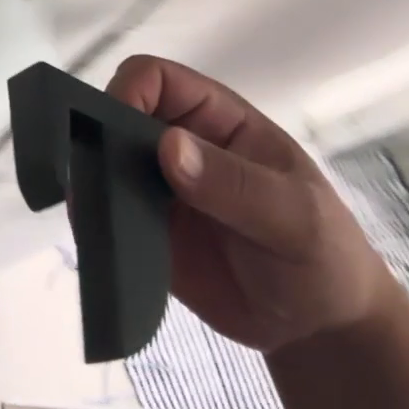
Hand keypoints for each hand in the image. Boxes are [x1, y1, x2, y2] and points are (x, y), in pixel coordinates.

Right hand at [106, 55, 405, 354]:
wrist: (320, 330)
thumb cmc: (322, 255)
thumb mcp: (294, 217)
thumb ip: (234, 183)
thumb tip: (168, 145)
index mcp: (216, 118)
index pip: (155, 79)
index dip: (128, 91)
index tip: (115, 130)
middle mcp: (178, 143)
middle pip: (116, 115)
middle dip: (96, 136)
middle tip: (89, 174)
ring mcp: (157, 188)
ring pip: (103, 163)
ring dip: (89, 180)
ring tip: (87, 210)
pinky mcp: (144, 230)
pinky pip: (106, 213)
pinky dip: (92, 221)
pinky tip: (94, 237)